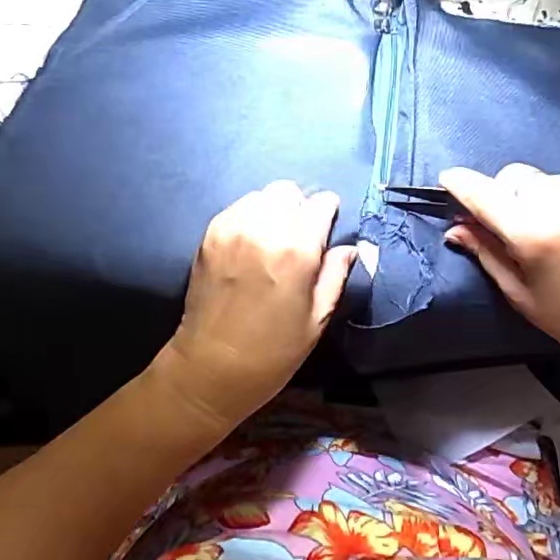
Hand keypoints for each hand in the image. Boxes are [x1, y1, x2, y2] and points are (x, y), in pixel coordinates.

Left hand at [158, 181, 358, 428]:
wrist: (211, 367)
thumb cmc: (273, 351)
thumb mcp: (317, 319)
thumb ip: (336, 275)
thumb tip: (351, 248)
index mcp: (296, 249)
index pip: (321, 203)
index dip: (328, 215)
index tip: (327, 230)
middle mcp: (263, 228)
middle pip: (288, 191)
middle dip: (299, 209)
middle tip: (300, 237)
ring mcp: (231, 229)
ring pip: (260, 196)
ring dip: (273, 211)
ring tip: (273, 240)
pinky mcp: (209, 235)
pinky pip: (236, 209)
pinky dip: (249, 217)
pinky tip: (251, 244)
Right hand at [439, 164, 559, 382]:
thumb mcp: (521, 293)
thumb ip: (486, 253)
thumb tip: (456, 228)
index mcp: (537, 234)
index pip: (486, 193)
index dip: (462, 184)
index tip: (449, 179)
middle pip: (517, 177)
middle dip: (508, 196)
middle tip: (515, 226)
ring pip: (551, 180)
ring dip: (542, 199)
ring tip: (559, 233)